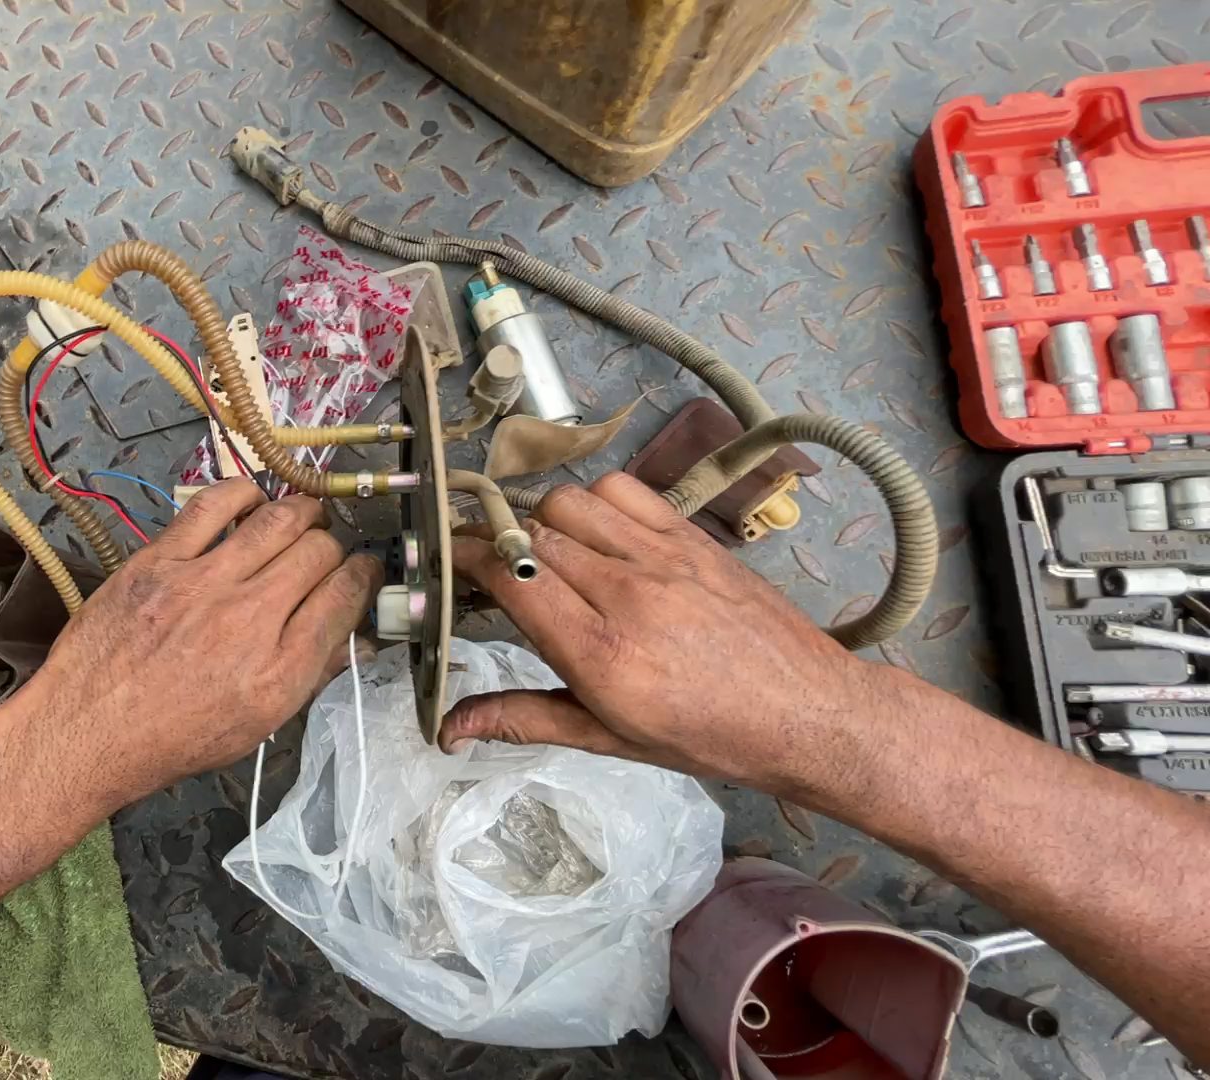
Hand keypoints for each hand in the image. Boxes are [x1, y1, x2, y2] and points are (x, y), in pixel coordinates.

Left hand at [0, 477, 381, 815]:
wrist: (88, 729)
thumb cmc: (175, 736)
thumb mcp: (258, 725)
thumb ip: (312, 675)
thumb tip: (358, 637)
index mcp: (280, 671)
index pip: (345, 598)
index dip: (364, 576)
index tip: (361, 570)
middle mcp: (250, 620)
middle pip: (318, 552)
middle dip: (334, 546)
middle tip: (326, 549)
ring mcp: (202, 583)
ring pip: (278, 520)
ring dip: (302, 512)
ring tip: (303, 516)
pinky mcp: (161, 560)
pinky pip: (215, 505)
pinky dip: (243, 494)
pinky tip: (252, 500)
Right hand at [441, 473, 905, 795]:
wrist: (812, 715)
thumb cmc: (704, 736)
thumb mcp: (605, 738)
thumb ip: (521, 718)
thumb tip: (447, 729)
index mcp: (599, 652)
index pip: (511, 576)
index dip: (466, 557)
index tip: (445, 558)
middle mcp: (626, 593)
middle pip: (531, 535)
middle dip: (493, 541)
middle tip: (484, 562)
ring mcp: (663, 557)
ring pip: (570, 502)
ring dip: (540, 519)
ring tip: (542, 548)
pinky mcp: (692, 536)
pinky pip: (623, 489)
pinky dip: (592, 499)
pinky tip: (594, 530)